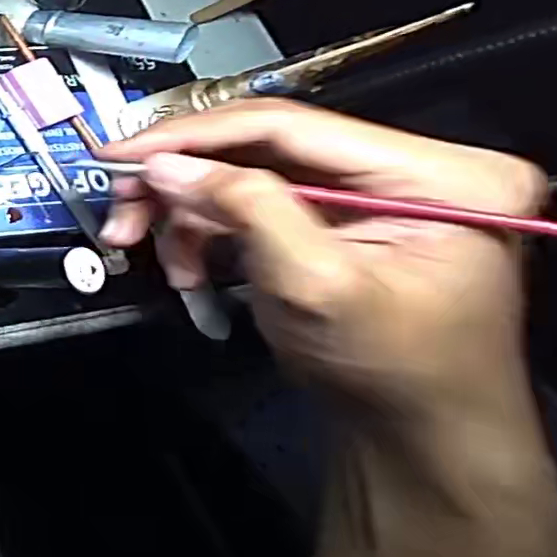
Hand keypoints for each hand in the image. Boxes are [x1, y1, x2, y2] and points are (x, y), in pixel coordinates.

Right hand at [99, 100, 546, 422]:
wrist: (411, 430)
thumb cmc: (393, 367)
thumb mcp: (315, 282)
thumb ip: (244, 208)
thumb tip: (165, 164)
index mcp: (436, 174)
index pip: (285, 125)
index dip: (191, 136)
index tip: (121, 153)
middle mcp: (395, 169)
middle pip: (249, 145)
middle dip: (175, 178)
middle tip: (120, 199)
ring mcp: (353, 192)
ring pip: (229, 173)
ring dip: (175, 210)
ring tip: (134, 239)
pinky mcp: (316, 215)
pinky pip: (233, 202)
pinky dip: (193, 231)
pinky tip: (182, 264)